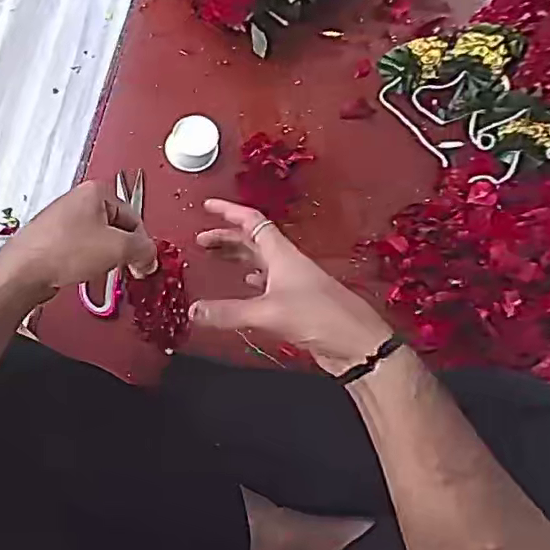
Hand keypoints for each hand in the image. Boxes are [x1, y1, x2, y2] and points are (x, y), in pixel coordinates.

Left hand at [0, 180, 157, 306]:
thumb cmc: (64, 251)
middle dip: (123, 251)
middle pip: (117, 228)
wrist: (23, 272)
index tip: (143, 262)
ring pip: (99, 240)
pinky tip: (82, 273)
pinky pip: (81, 249)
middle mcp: (79, 201)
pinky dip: (87, 262)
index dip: (142, 243)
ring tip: (99, 271)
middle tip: (126, 269)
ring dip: (105, 259)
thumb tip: (150, 256)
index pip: (134, 217)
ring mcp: (64, 220)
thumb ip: (143, 250)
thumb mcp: (117, 248)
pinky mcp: (53, 239)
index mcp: (96, 192)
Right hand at [189, 199, 394, 373]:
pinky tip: (246, 284)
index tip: (208, 206)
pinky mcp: (297, 302)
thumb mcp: (268, 312)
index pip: (252, 222)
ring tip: (215, 258)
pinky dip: (252, 278)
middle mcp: (287, 263)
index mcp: (282, 254)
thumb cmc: (318, 317)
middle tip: (201, 240)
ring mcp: (293, 281)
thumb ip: (228, 312)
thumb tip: (193, 310)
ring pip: (259, 260)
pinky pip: (268, 282)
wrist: (357, 343)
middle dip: (226, 237)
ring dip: (237, 256)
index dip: (229, 211)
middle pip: (252, 240)